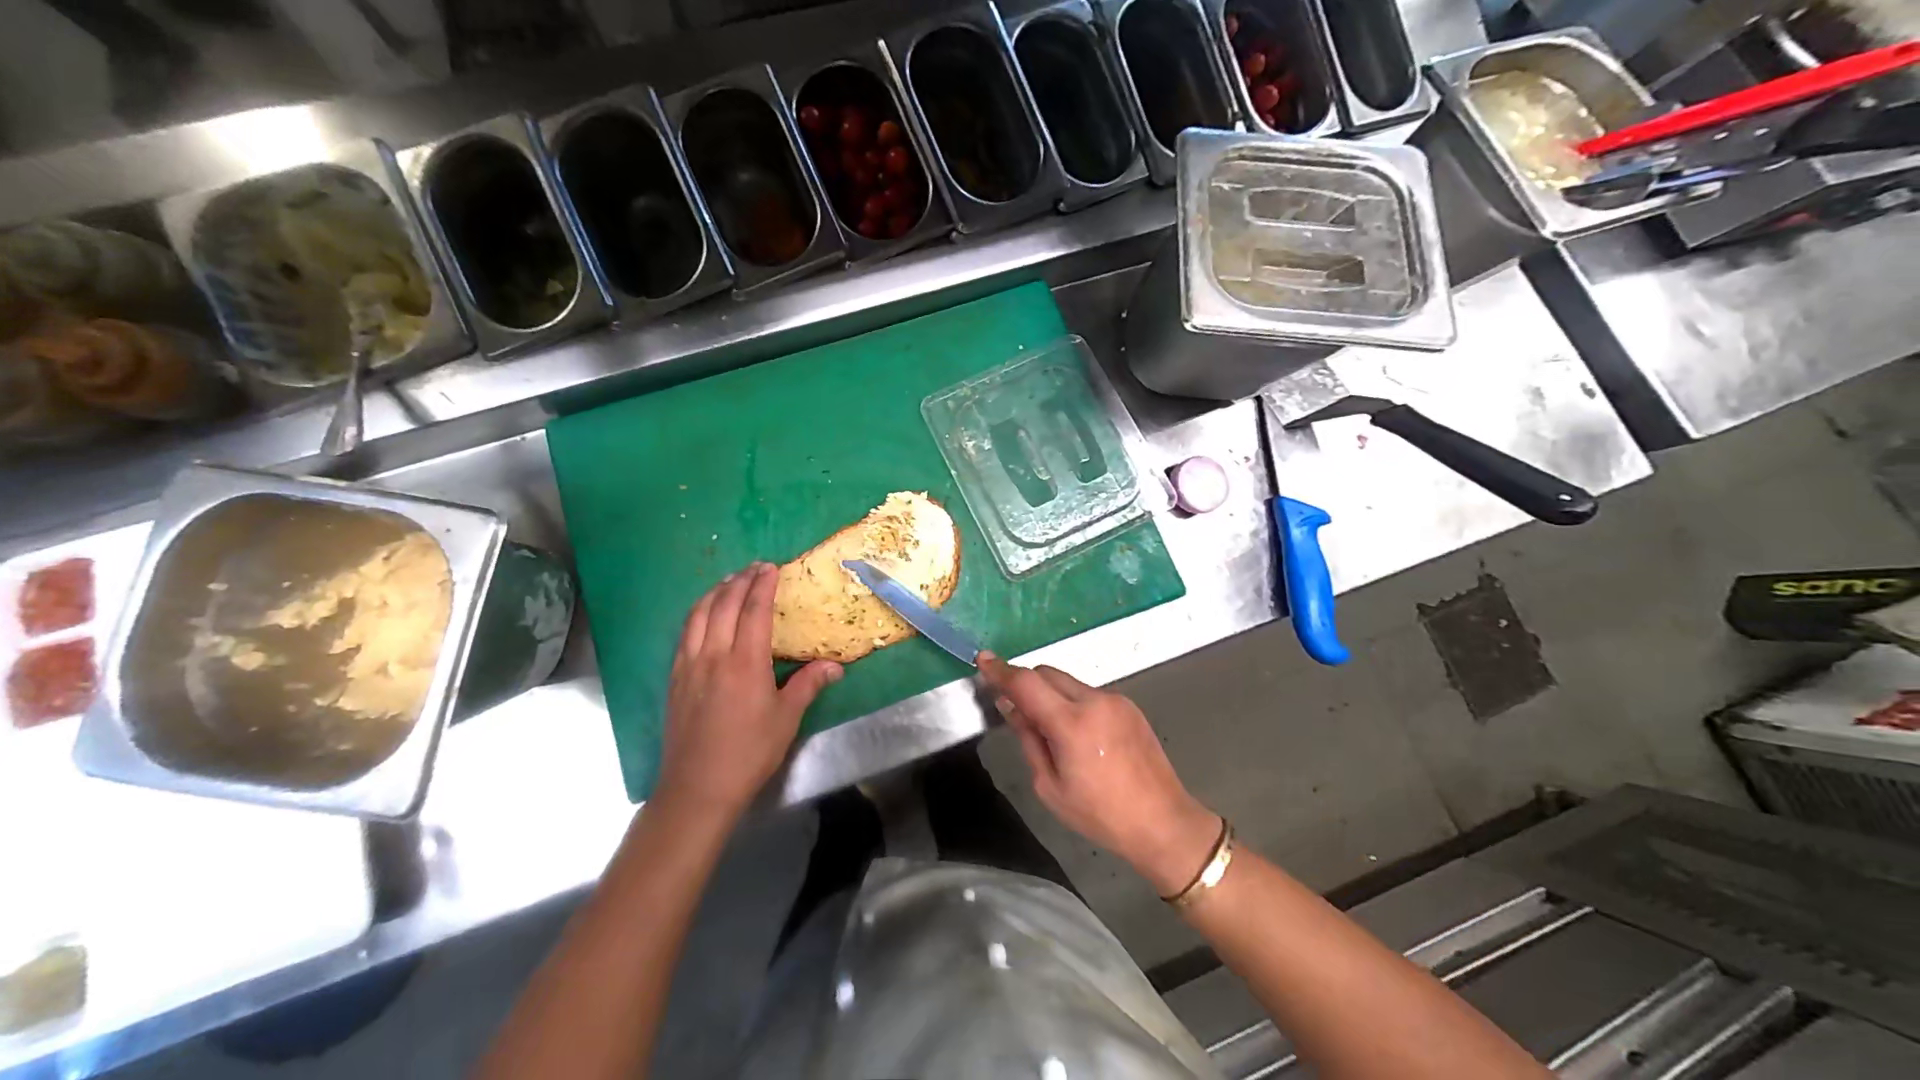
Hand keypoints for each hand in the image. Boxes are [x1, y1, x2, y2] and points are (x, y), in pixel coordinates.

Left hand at [660, 563, 841, 817]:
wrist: (698, 786)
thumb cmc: (749, 752)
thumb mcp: (786, 718)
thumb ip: (808, 684)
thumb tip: (835, 665)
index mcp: (745, 662)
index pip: (754, 611)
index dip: (763, 585)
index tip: (771, 567)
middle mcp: (714, 655)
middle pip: (724, 605)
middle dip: (740, 581)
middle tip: (755, 568)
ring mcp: (689, 665)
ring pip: (698, 614)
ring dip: (715, 592)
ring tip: (729, 582)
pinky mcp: (675, 678)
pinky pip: (684, 634)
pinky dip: (697, 614)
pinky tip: (704, 615)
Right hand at [978, 652, 1220, 896]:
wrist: (1162, 821)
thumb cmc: (1100, 814)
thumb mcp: (1049, 785)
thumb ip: (1028, 738)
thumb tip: (1011, 706)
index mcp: (1072, 724)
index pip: (1027, 683)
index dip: (1001, 671)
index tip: (983, 660)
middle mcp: (1095, 701)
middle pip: (1047, 673)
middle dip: (1024, 682)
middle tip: (1010, 704)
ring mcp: (1115, 700)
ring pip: (1068, 682)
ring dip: (1049, 693)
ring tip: (1046, 728)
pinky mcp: (1129, 706)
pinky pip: (1088, 693)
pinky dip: (1071, 702)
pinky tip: (1075, 733)